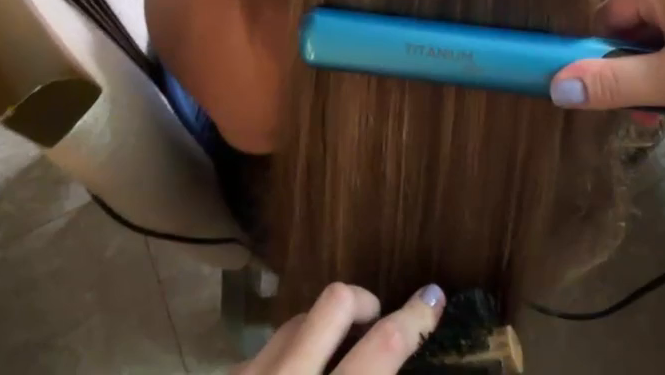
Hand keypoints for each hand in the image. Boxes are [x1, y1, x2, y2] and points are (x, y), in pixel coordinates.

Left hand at [235, 283, 444, 374]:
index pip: (382, 345)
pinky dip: (292, 353)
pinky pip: (270, 345)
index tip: (433, 298)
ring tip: (335, 357)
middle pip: (336, 300)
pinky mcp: (232, 372)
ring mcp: (254, 370)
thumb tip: (390, 348)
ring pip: (300, 317)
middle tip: (376, 321)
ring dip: (325, 328)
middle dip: (364, 302)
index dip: (414, 318)